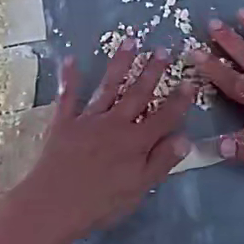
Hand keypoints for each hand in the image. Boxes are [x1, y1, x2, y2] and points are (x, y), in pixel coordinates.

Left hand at [10, 39, 195, 242]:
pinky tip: (71, 58)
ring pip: (108, 86)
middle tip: (163, 49)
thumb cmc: (99, 203)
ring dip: (120, 63)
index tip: (190, 80)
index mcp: (135, 142)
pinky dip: (70, 77)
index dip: (178, 100)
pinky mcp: (64, 121)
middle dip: (152, 71)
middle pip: (137, 94)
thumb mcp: (138, 189)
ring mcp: (88, 119)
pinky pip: (68, 95)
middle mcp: (114, 123)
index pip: (164, 117)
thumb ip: (161, 162)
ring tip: (130, 41)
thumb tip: (185, 138)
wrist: (53, 203)